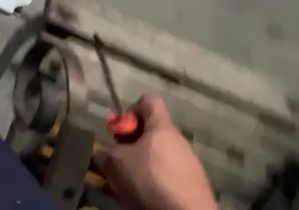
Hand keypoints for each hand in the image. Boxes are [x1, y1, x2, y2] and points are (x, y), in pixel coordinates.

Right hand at [93, 97, 218, 209]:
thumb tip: (102, 155)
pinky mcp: (195, 189)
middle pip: (152, 133)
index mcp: (162, 127)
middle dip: (132, 144)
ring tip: (129, 183)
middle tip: (118, 160)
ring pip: (159, 157)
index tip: (119, 130)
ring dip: (142, 166)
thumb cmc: (150, 180)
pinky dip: (155, 183)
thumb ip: (106, 153)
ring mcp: (191, 166)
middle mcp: (180, 142)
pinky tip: (144, 197)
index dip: (130, 110)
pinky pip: (169, 177)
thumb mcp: (116, 163)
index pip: (148, 101)